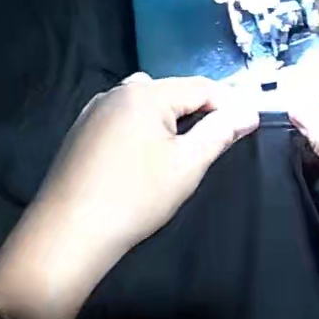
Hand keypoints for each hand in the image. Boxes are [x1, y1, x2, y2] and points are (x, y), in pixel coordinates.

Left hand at [0, 73, 259, 318]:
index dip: (228, 103)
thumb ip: (220, 132)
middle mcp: (118, 91)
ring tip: (183, 146)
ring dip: (169, 116)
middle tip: (219, 138)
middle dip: (199, 109)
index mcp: (145, 93)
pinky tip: (144, 154)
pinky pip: (122, 116)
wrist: (69, 232)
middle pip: (171, 90)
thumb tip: (247, 112)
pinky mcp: (81, 130)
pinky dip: (142, 125)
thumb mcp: (187, 165)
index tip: (249, 124)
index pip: (200, 86)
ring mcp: (94, 109)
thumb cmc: (136, 197)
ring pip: (144, 101)